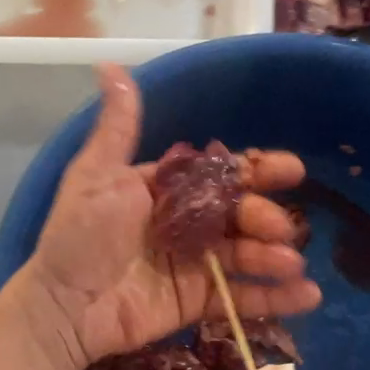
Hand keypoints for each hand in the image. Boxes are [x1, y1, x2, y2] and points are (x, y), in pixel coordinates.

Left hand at [12, 65, 320, 369]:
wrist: (63, 305)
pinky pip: (240, 296)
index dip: (256, 170)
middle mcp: (185, 223)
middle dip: (265, 217)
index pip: (220, 174)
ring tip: (291, 262)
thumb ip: (117, 127)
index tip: (291, 169)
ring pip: (245, 254)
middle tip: (278, 227)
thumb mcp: (96, 175)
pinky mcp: (196, 301)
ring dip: (275, 256)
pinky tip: (306, 296)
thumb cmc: (79, 235)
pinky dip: (274, 297)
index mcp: (166, 189)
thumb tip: (109, 64)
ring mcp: (193, 263)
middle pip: (240, 214)